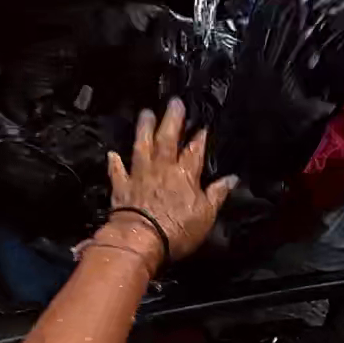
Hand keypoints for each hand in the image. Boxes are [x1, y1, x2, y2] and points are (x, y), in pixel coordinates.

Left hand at [101, 98, 236, 265]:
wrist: (140, 240)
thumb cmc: (176, 230)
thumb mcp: (206, 214)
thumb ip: (217, 194)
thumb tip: (231, 179)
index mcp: (185, 174)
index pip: (195, 150)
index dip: (199, 137)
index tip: (202, 125)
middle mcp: (162, 169)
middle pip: (167, 139)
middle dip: (172, 119)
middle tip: (174, 102)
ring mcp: (140, 176)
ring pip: (142, 146)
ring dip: (144, 129)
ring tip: (146, 114)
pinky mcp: (122, 188)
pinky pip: (118, 172)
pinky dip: (115, 162)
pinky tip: (112, 154)